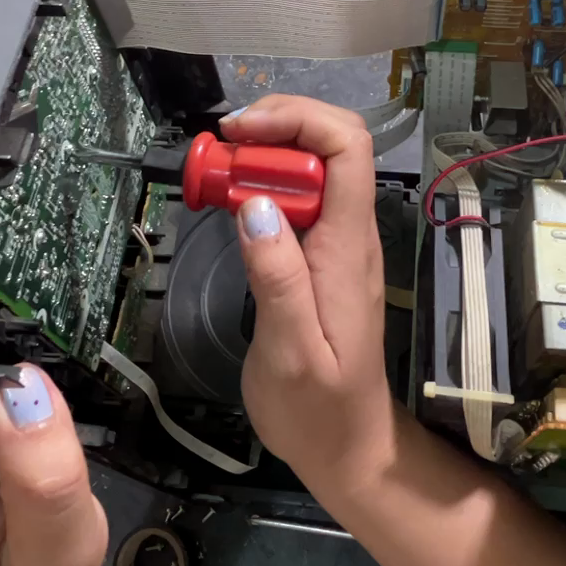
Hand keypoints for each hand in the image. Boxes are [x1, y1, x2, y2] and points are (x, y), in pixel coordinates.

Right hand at [221, 97, 397, 497]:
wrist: (348, 446)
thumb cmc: (320, 409)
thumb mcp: (291, 353)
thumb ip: (277, 280)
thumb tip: (257, 206)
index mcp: (348, 245)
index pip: (347, 148)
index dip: (299, 119)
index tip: (240, 131)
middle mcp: (349, 231)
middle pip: (330, 144)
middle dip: (276, 128)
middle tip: (219, 149)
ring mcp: (336, 241)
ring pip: (313, 166)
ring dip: (266, 152)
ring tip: (216, 169)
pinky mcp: (319, 255)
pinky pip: (297, 197)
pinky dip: (262, 183)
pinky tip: (230, 198)